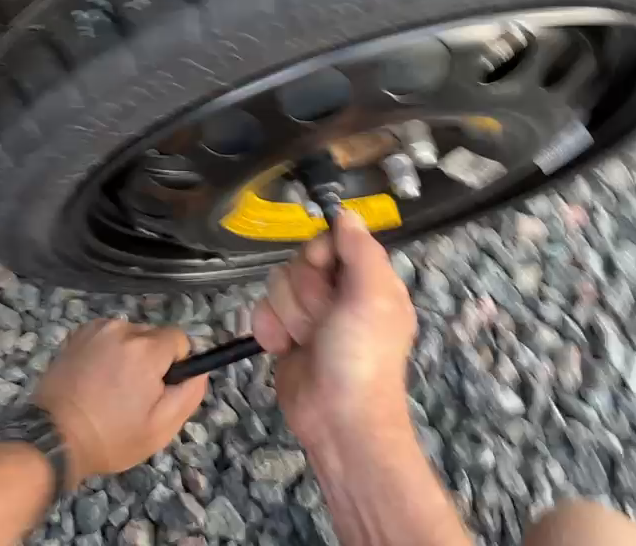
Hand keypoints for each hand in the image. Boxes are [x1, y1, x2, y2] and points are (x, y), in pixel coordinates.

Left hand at [32, 320, 207, 484]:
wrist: (53, 437)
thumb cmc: (111, 436)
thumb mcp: (160, 428)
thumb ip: (188, 394)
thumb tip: (200, 371)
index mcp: (146, 348)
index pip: (179, 339)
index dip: (176, 365)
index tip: (160, 389)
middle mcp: (122, 328)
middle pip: (153, 336)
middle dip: (151, 361)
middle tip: (133, 396)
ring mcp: (97, 328)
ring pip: (130, 336)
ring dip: (128, 355)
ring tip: (111, 390)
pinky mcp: (77, 334)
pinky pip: (107, 336)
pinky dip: (107, 352)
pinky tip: (95, 379)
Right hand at [251, 208, 416, 446]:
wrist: (338, 421)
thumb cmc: (362, 357)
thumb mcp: (374, 298)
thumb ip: (361, 250)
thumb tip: (346, 214)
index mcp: (367, 280)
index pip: (330, 239)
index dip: (320, 252)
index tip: (325, 272)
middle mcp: (338, 293)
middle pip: (299, 260)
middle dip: (306, 292)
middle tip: (324, 320)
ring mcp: (309, 314)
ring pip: (278, 283)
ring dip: (289, 314)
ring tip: (307, 340)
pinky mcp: (284, 333)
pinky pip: (262, 309)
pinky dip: (269, 329)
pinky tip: (283, 347)